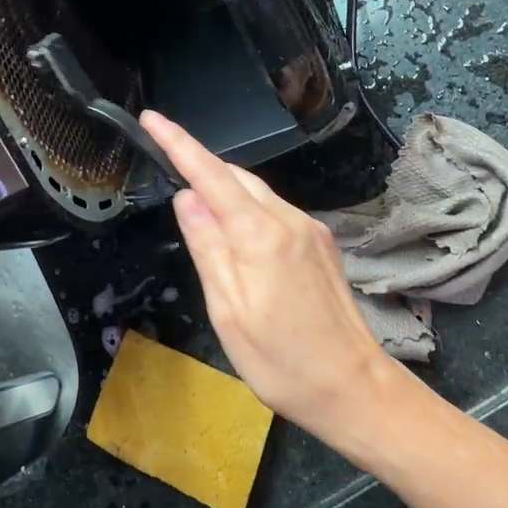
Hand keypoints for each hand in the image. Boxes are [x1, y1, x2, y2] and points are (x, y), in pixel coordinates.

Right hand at [142, 111, 395, 436]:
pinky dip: (249, 210)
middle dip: (200, 167)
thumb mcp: (227, 310)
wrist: (355, 389)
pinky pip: (275, 211)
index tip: (151, 118)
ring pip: (257, 193)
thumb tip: (186, 197)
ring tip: (198, 210)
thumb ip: (207, 246)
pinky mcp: (322, 244)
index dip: (178, 143)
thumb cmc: (282, 361)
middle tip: (167, 168)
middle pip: (236, 177)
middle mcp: (289, 219)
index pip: (210, 174)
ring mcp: (310, 230)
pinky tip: (239, 238)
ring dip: (225, 191)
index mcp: (260, 233)